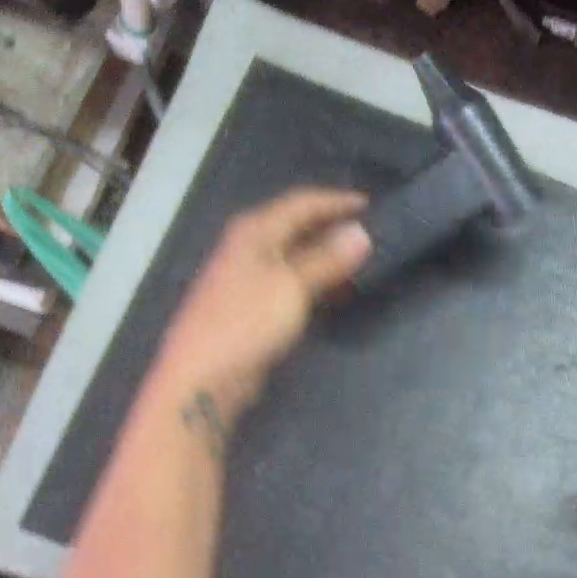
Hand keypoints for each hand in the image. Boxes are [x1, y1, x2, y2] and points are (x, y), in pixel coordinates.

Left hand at [152, 188, 370, 420]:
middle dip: (332, 225)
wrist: (204, 376)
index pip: (301, 203)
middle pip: (296, 225)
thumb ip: (327, 259)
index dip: (336, 201)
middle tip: (371, 231)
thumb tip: (362, 233)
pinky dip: (316, 279)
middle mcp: (249, 246)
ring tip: (361, 261)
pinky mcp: (253, 305)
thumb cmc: (247, 324)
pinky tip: (335, 291)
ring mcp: (249, 276)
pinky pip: (293, 279)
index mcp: (254, 231)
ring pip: (296, 253)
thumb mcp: (292, 286)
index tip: (372, 205)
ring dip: (327, 255)